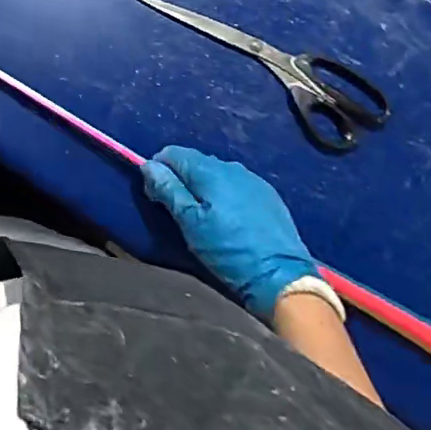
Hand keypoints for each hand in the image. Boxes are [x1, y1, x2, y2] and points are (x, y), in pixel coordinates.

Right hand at [141, 145, 318, 317]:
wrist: (282, 276)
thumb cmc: (229, 252)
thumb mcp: (191, 225)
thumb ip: (169, 191)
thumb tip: (149, 165)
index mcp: (210, 170)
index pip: (174, 153)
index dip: (159, 170)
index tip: (157, 197)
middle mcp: (231, 166)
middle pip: (195, 161)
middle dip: (181, 179)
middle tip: (178, 212)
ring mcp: (252, 179)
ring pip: (216, 173)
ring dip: (204, 188)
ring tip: (203, 218)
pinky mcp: (268, 194)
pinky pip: (237, 185)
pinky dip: (226, 195)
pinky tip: (229, 220)